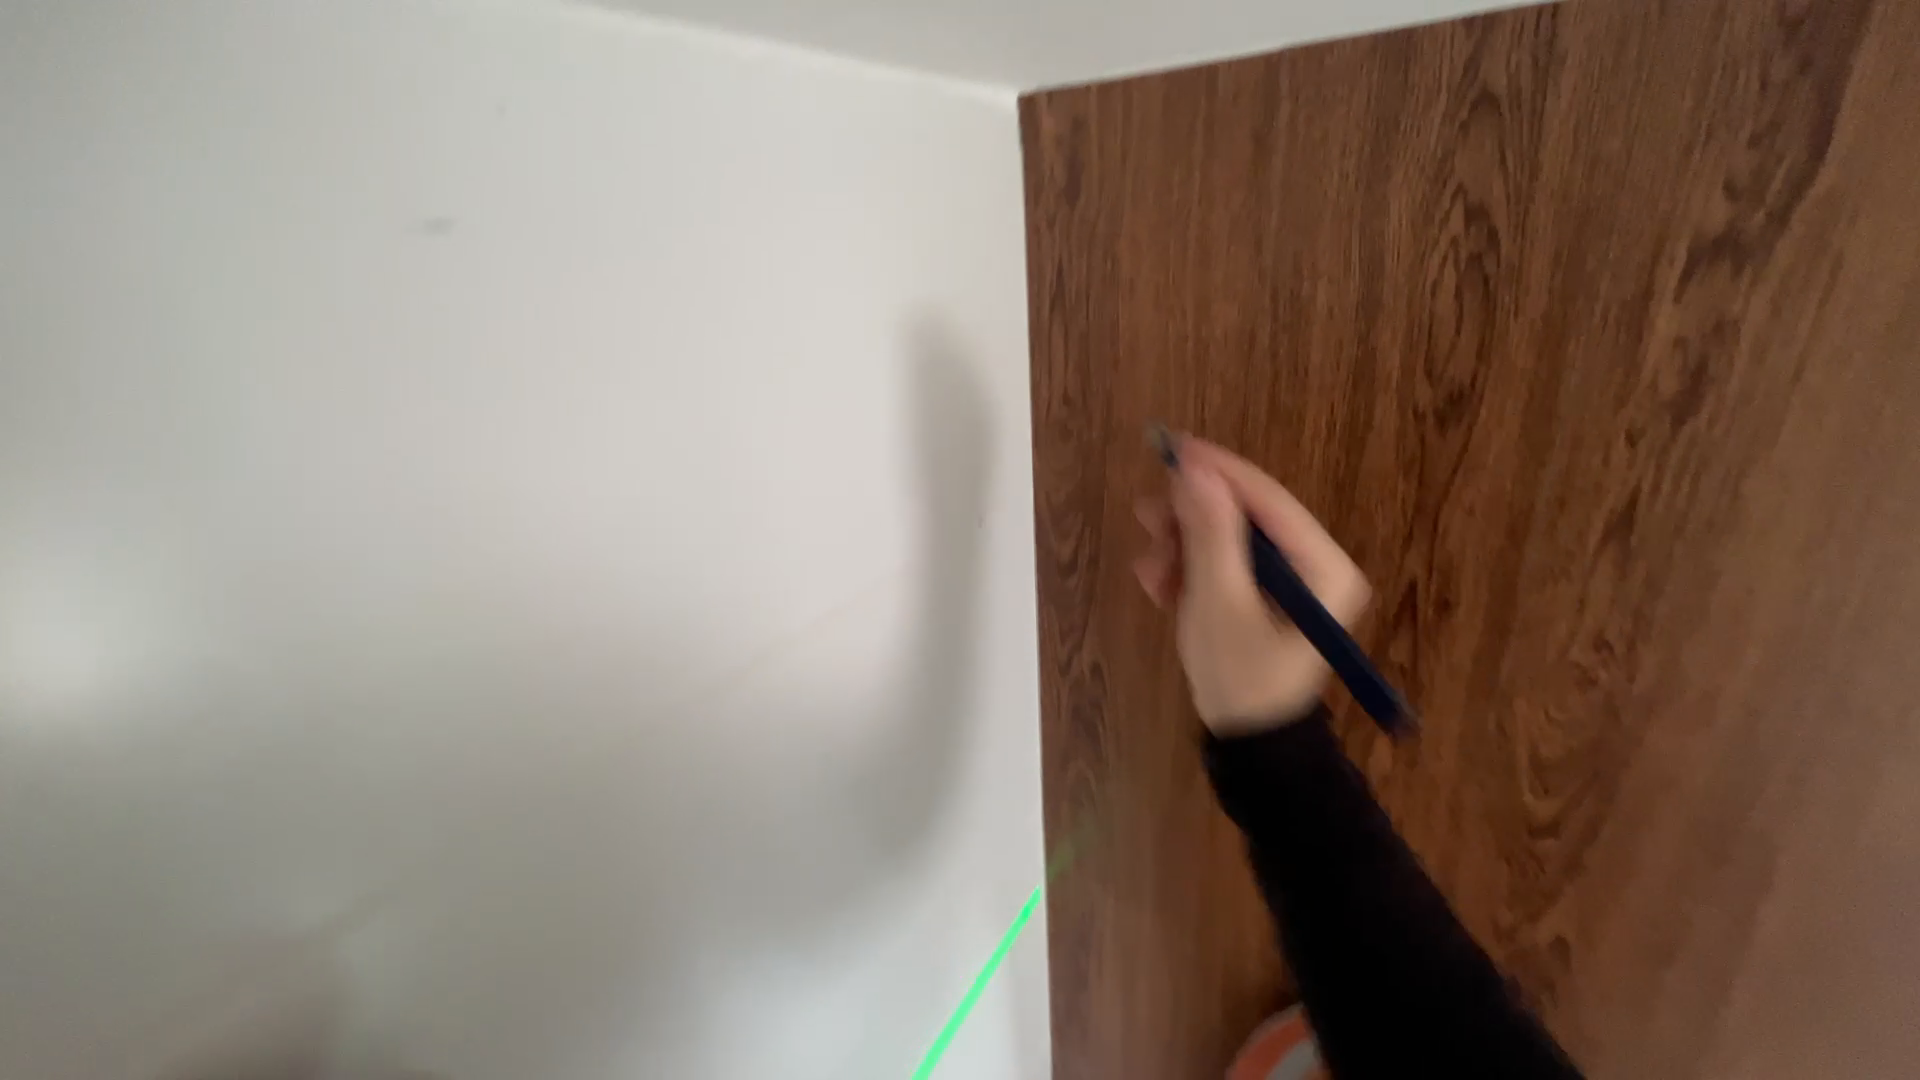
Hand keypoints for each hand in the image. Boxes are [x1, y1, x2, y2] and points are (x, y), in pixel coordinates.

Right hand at [1131, 435, 1371, 734]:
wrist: (1246, 741)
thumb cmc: (1240, 676)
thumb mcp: (1220, 603)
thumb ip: (1210, 534)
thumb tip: (1194, 470)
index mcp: (1321, 566)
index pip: (1267, 499)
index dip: (1218, 472)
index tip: (1173, 449)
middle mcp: (1311, 564)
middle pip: (1242, 516)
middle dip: (1191, 520)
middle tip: (1146, 518)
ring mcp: (1285, 581)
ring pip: (1224, 538)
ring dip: (1182, 548)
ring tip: (1151, 572)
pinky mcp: (1261, 595)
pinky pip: (1220, 564)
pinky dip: (1187, 570)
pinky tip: (1161, 586)